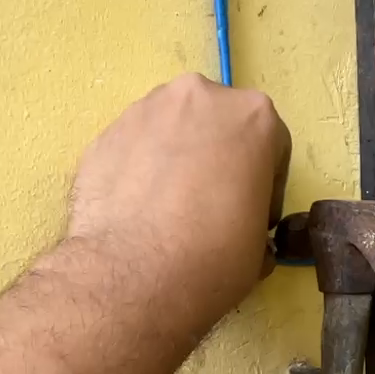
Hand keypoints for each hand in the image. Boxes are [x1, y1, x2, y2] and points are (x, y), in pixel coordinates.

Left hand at [66, 73, 290, 317]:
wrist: (134, 276)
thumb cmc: (214, 259)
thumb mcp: (258, 252)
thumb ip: (256, 226)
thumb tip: (246, 239)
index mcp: (254, 117)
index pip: (270, 148)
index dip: (265, 188)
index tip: (253, 217)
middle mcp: (200, 97)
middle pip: (216, 128)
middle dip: (216, 163)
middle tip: (209, 210)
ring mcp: (145, 111)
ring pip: (170, 133)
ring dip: (175, 164)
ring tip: (166, 212)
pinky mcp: (104, 135)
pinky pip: (131, 152)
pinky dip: (137, 175)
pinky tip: (135, 215)